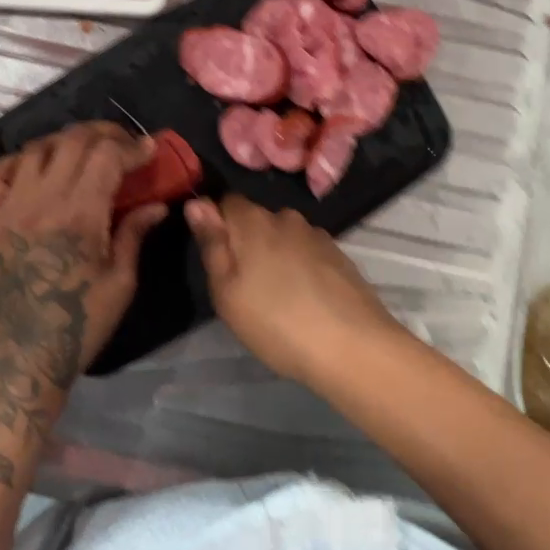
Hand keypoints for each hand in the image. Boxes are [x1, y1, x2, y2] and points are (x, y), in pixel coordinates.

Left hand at [0, 121, 166, 397]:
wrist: (29, 352)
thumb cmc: (84, 321)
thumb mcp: (122, 280)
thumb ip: (135, 233)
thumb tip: (158, 204)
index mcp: (80, 214)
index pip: (106, 156)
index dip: (131, 146)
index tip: (149, 149)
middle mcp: (41, 200)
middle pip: (72, 141)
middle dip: (103, 134)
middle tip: (122, 144)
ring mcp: (9, 206)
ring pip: (36, 149)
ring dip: (64, 143)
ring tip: (82, 153)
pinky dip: (17, 161)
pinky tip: (34, 168)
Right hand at [187, 195, 406, 384]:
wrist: (353, 347)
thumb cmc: (276, 322)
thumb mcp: (226, 291)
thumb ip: (211, 243)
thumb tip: (196, 203)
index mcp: (252, 221)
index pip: (225, 203)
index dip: (217, 225)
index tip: (217, 259)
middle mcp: (285, 217)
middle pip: (256, 220)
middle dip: (247, 243)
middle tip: (245, 286)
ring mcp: (317, 235)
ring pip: (284, 237)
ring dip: (276, 256)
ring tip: (279, 297)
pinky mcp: (340, 255)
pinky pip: (307, 253)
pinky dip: (301, 268)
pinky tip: (306, 300)